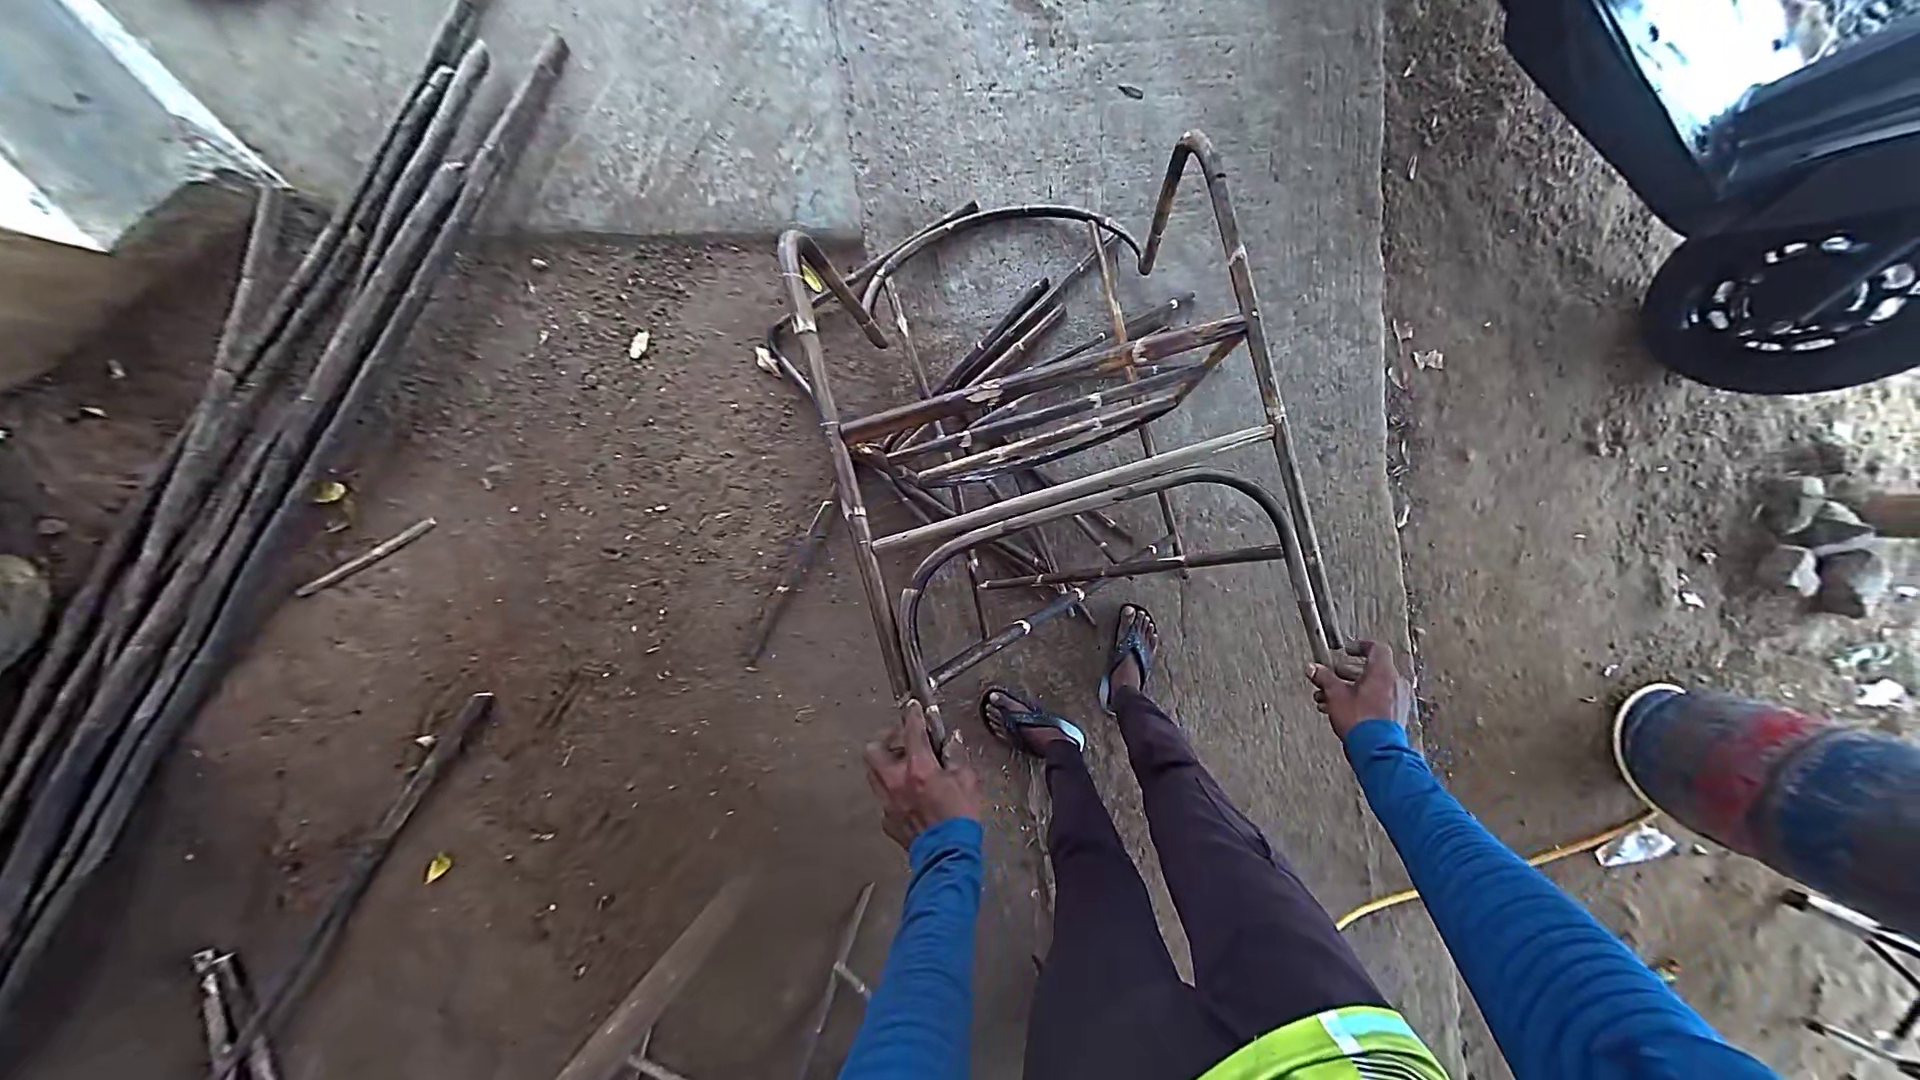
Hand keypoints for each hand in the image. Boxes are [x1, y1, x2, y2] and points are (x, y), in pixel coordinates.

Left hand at [863, 700, 980, 848]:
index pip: (911, 730)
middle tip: (901, 738)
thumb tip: (952, 741)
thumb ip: (956, 756)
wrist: (947, 857)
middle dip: (886, 738)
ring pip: (873, 772)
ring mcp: (888, 801)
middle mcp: (896, 781)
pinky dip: (892, 789)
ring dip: (886, 763)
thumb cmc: (959, 820)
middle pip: (874, 748)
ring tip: (903, 764)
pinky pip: (882, 796)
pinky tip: (907, 793)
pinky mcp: (887, 819)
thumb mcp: (967, 781)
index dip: (913, 714)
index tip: (913, 707)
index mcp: (918, 768)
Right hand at [1307, 640, 1413, 739]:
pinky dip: (1358, 699)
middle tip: (1330, 676)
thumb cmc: (1360, 721)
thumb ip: (1323, 677)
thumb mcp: (1334, 694)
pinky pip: (1375, 700)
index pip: (1376, 649)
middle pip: (1369, 669)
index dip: (1359, 646)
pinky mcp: (1394, 715)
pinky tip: (1339, 709)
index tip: (1347, 650)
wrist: (1377, 751)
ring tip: (1328, 696)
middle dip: (1345, 672)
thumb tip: (1313, 669)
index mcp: (1383, 673)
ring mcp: (1397, 700)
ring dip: (1349, 687)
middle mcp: (1394, 684)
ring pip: (1371, 686)